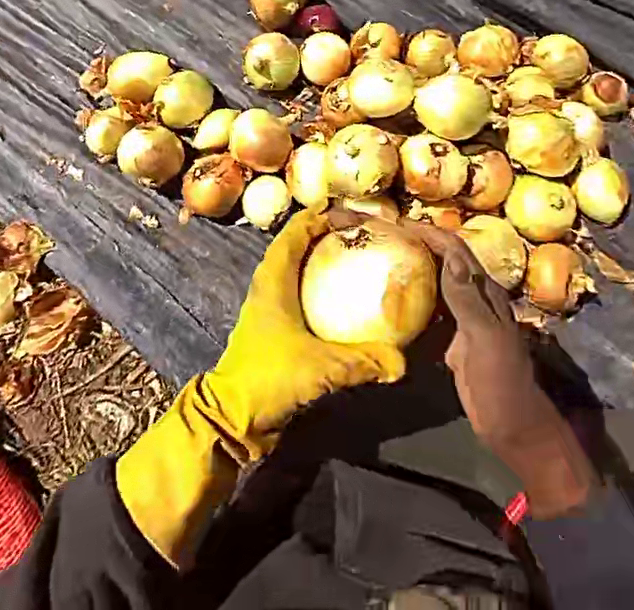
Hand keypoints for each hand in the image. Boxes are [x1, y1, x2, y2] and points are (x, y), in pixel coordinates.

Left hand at [116, 206, 407, 565]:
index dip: (322, 216)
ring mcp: (270, 306)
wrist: (231, 419)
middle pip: (299, 245)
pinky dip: (322, 288)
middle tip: (364, 235)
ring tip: (359, 259)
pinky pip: (302, 294)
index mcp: (273, 280)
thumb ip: (363, 361)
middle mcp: (269, 286)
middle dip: (328, 234)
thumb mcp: (320, 368)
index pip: (296, 231)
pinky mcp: (275, 327)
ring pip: (299, 269)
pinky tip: (348, 300)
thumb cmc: (267, 380)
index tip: (354, 214)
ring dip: (324, 260)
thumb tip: (402, 361)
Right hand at [404, 223, 597, 518]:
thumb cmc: (502, 382)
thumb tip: (449, 258)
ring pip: (439, 282)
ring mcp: (466, 319)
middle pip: (447, 260)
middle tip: (386, 234)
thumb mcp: (485, 338)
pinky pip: (434, 309)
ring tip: (386, 254)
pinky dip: (416, 295)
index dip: (431, 233)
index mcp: (486, 293)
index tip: (400, 223)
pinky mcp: (456, 339)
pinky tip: (395, 297)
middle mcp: (476, 299)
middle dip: (422, 242)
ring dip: (418, 264)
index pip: (456, 251)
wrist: (513, 426)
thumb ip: (467, 299)